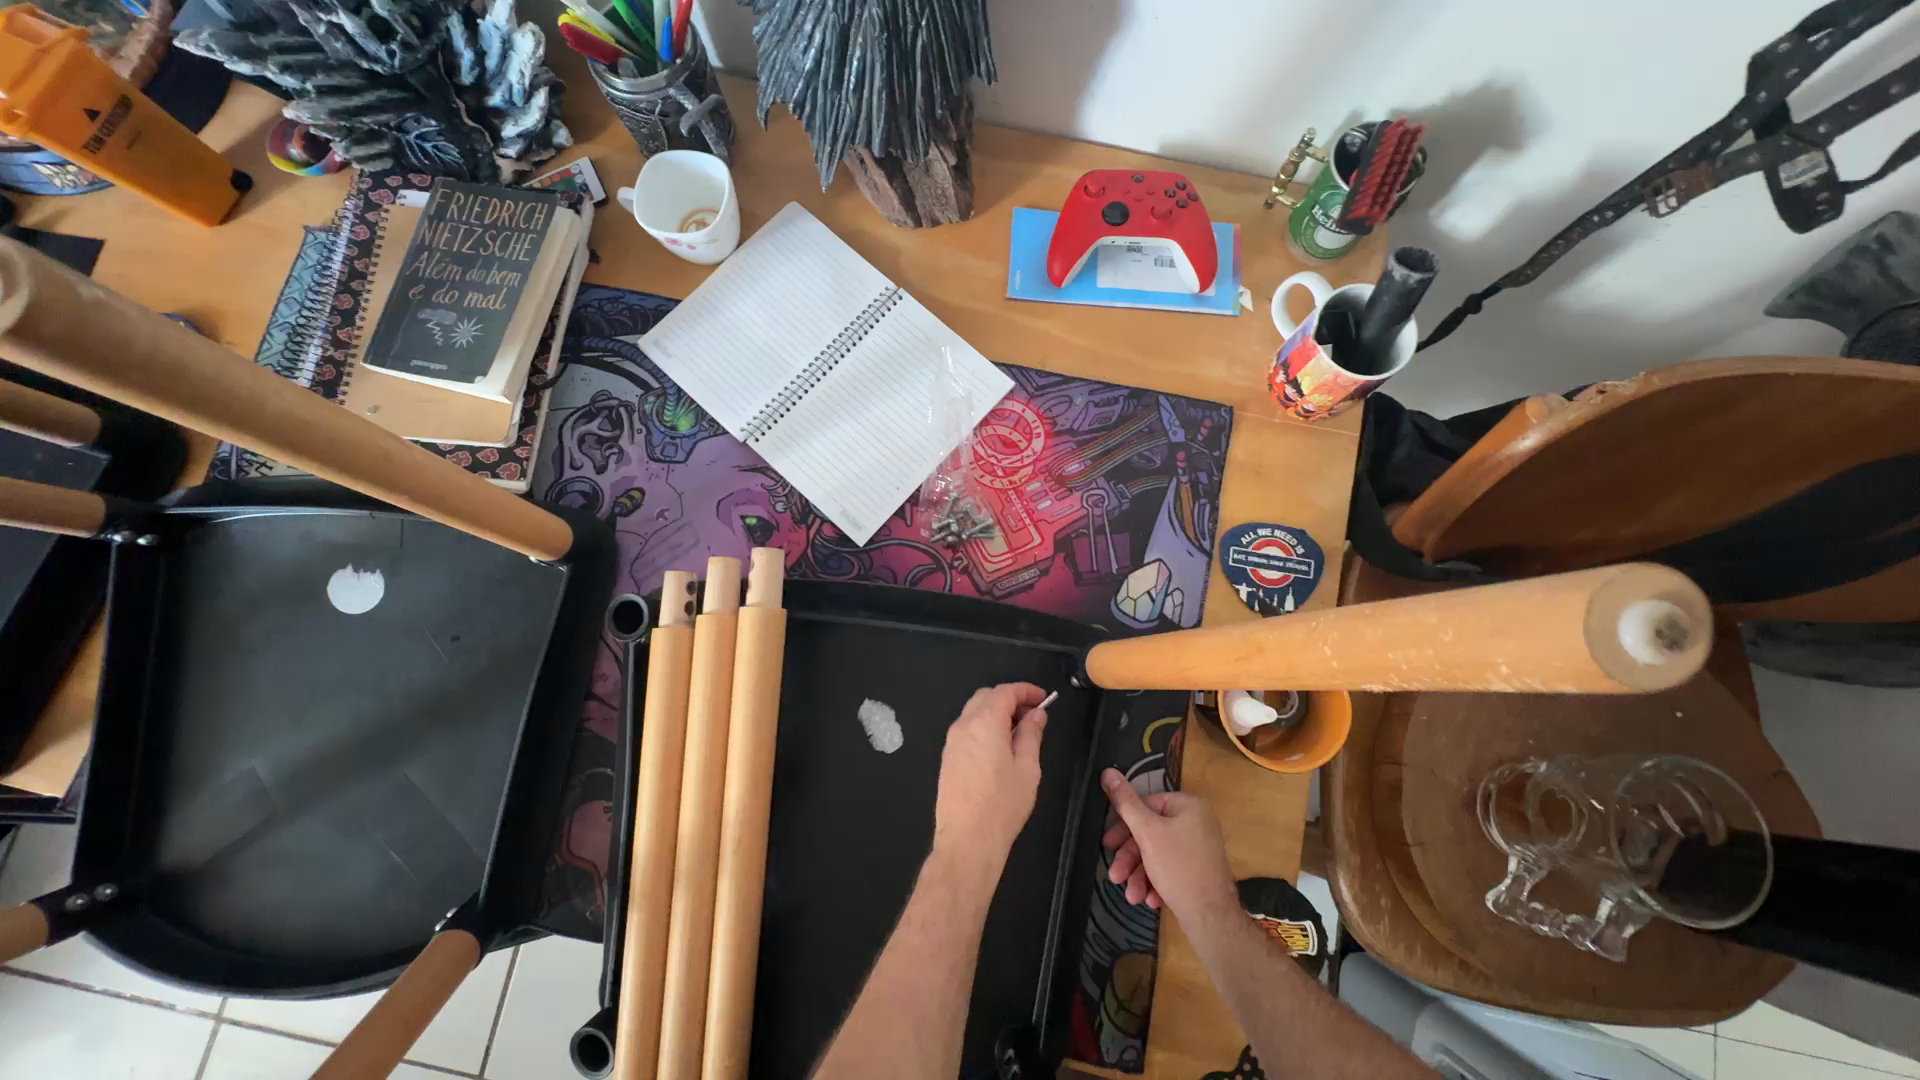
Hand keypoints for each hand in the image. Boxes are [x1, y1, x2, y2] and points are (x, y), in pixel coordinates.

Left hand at [931, 683, 1049, 877]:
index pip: (1005, 692)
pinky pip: (966, 730)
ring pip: (973, 713)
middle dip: (1010, 699)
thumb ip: (1031, 734)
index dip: (1026, 690)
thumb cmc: (1003, 804)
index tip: (1043, 698)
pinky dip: (984, 727)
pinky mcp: (947, 758)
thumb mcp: (1028, 767)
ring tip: (1019, 732)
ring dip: (996, 713)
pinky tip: (999, 747)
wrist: (968, 840)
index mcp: (985, 723)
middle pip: (986, 697)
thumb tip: (1036, 714)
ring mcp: (951, 742)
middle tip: (1032, 714)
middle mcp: (963, 726)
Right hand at [1100, 768, 1238, 925]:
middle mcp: (1197, 822)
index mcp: (1189, 806)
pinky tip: (1150, 899)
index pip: (1146, 805)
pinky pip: (1170, 868)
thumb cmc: (1178, 868)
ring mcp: (1199, 848)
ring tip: (1132, 895)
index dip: (1124, 826)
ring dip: (1140, 875)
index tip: (1108, 845)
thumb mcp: (1147, 833)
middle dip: (1131, 859)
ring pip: (1157, 854)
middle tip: (1115, 876)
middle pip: (1150, 833)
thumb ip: (1125, 803)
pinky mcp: (1198, 870)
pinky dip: (1156, 882)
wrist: (1211, 918)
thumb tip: (1107, 772)